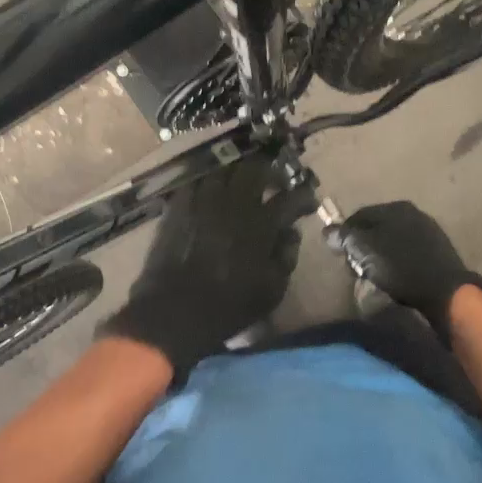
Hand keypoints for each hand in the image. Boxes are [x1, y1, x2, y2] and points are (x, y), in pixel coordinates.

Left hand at [97, 155, 310, 376]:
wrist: (173, 312)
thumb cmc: (228, 306)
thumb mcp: (271, 291)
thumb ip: (286, 257)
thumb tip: (291, 234)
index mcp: (261, 224)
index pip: (290, 198)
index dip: (303, 196)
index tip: (308, 202)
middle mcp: (234, 204)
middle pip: (256, 170)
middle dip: (270, 171)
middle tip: (274, 182)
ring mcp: (203, 201)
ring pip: (225, 169)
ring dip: (238, 173)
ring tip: (242, 182)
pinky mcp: (178, 207)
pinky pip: (196, 182)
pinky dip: (209, 183)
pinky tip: (211, 193)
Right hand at [339, 201, 481, 339]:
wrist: (444, 290)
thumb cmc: (400, 267)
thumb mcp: (365, 252)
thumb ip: (344, 238)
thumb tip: (327, 231)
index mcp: (395, 207)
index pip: (359, 215)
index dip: (345, 234)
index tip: (340, 255)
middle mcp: (413, 213)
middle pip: (377, 227)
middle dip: (363, 246)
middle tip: (356, 268)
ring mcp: (428, 230)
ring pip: (392, 240)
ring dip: (380, 255)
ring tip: (375, 276)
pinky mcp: (438, 250)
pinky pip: (408, 251)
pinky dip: (397, 261)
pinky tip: (396, 277)